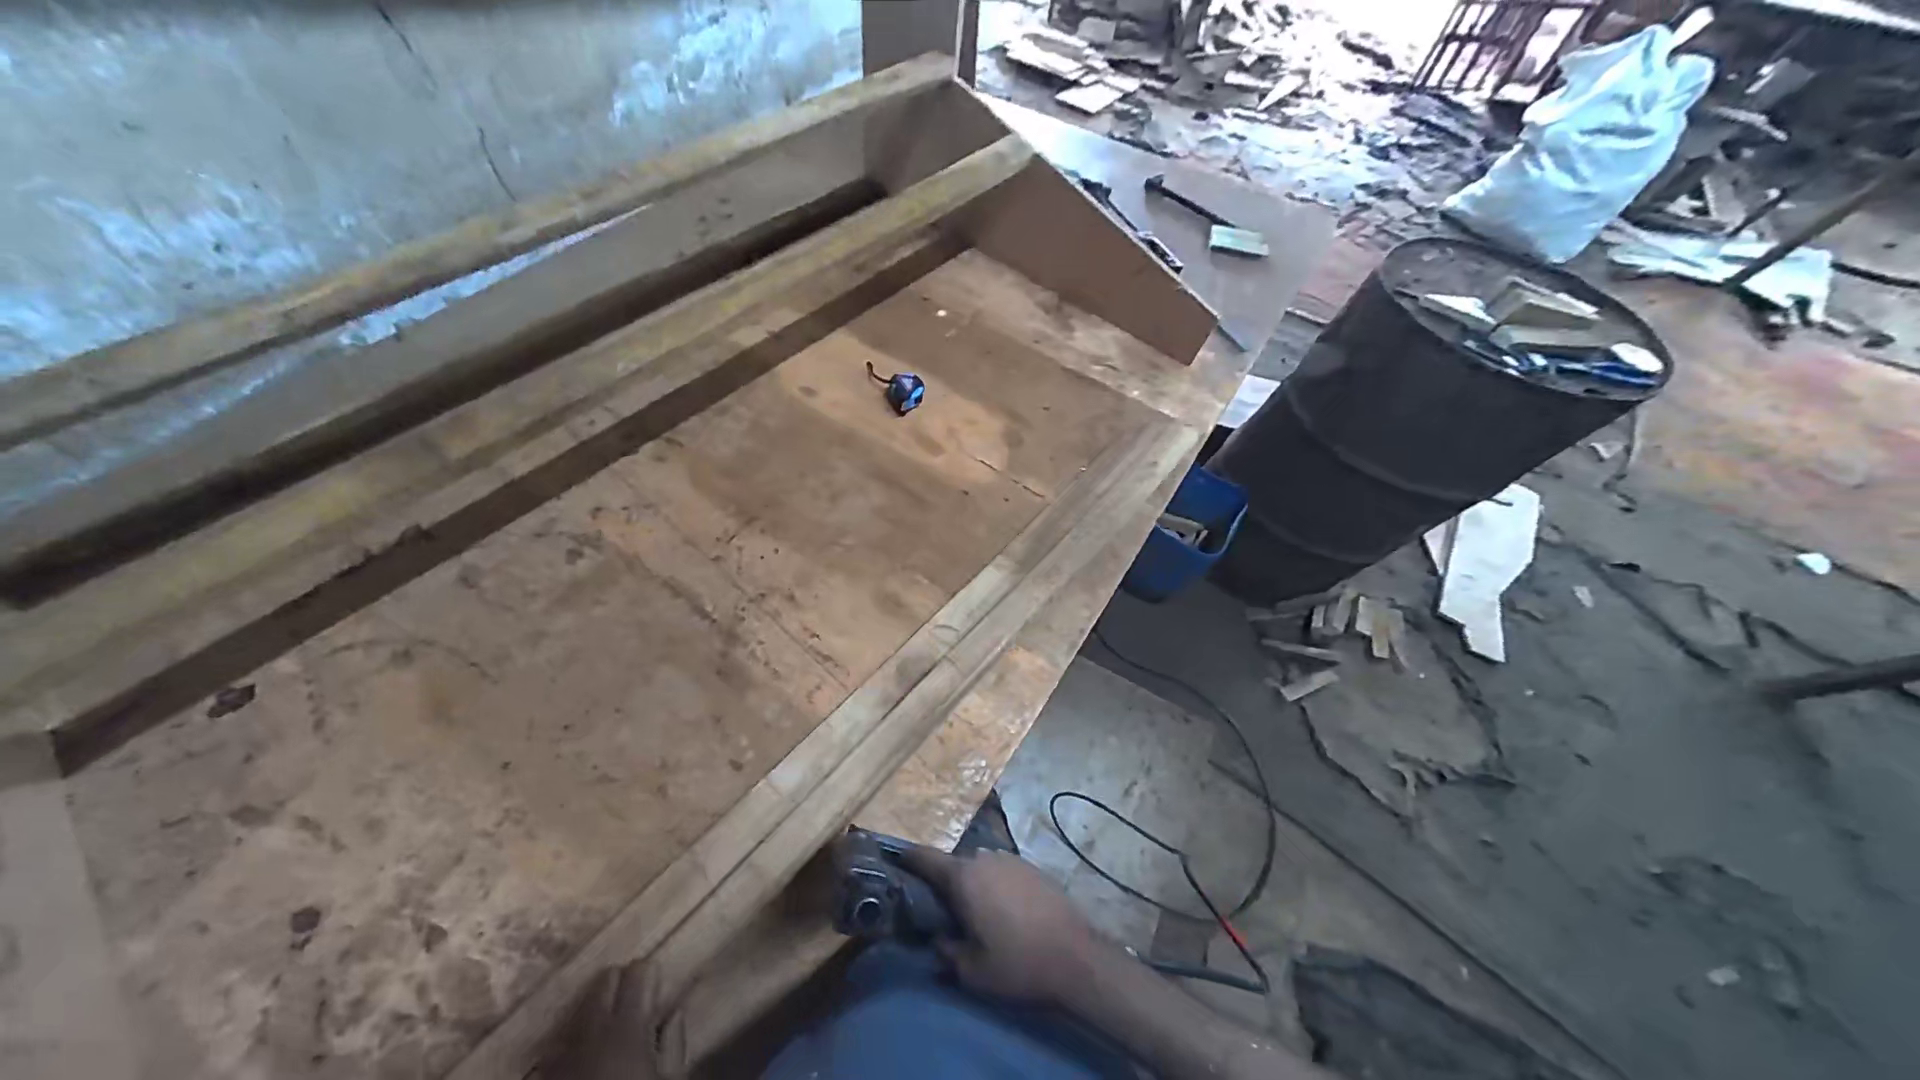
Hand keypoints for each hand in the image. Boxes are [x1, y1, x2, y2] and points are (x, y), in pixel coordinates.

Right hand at [899, 846, 1103, 1004]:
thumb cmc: (1018, 963)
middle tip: (938, 905)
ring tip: (974, 910)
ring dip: (972, 882)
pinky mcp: (1033, 867)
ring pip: (980, 866)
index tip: (894, 861)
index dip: (908, 858)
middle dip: (943, 880)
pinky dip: (995, 884)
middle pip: (954, 863)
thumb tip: (937, 938)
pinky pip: (1002, 871)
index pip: (926, 858)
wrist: (1077, 957)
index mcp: (964, 878)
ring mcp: (1012, 859)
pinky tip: (1003, 910)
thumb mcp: (972, 971)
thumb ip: (947, 951)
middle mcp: (985, 858)